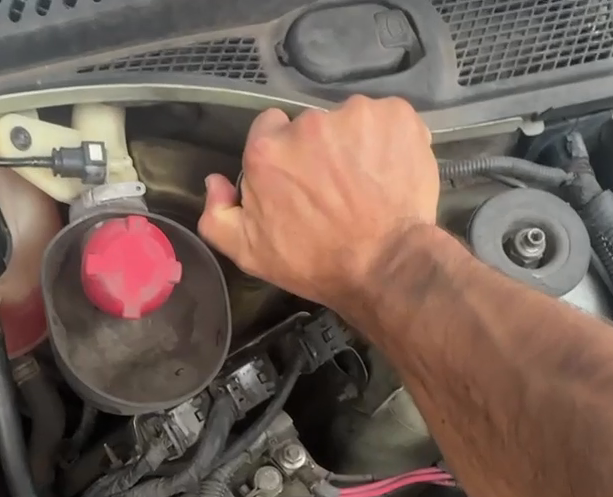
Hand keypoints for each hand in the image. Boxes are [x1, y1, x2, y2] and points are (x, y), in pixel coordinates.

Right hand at [199, 97, 440, 310]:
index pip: (267, 129)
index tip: (295, 183)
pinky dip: (386, 142)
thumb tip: (215, 182)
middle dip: (316, 152)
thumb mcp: (249, 254)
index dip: (280, 157)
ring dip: (352, 146)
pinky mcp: (397, 115)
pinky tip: (387, 173)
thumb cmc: (313, 263)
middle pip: (308, 126)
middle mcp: (309, 123)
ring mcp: (357, 115)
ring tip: (363, 185)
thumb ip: (217, 217)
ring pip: (348, 122)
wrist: (384, 265)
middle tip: (331, 191)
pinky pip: (385, 121)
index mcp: (267, 151)